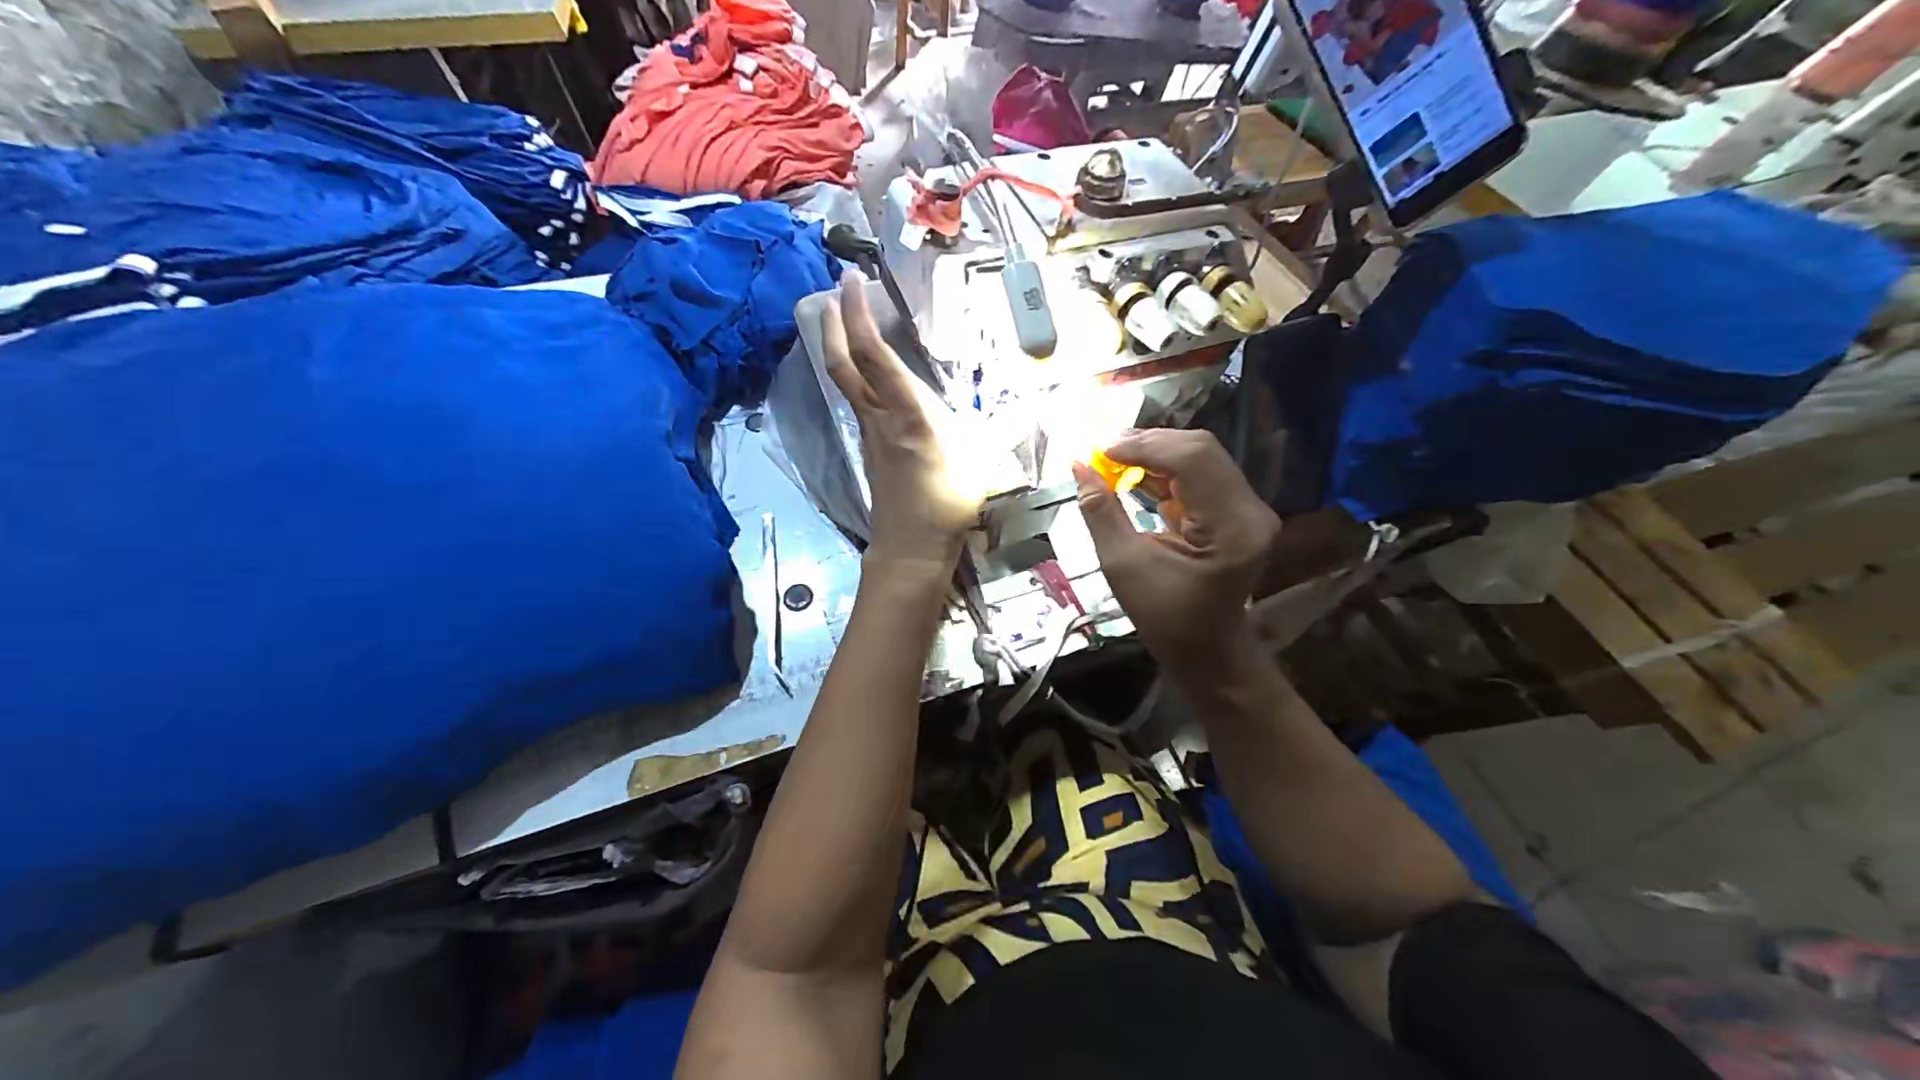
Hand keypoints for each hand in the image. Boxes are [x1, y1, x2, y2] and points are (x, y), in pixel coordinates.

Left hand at [822, 269, 981, 572]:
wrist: (910, 547)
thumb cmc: (948, 504)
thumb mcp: (982, 462)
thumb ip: (1001, 427)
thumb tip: (1037, 405)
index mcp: (907, 415)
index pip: (875, 356)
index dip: (859, 316)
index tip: (851, 280)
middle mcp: (879, 417)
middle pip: (843, 363)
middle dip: (833, 322)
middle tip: (832, 289)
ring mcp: (869, 432)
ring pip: (844, 380)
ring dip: (838, 344)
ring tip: (843, 317)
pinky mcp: (869, 445)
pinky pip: (857, 397)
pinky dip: (854, 371)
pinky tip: (868, 367)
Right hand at [1072, 429, 1280, 680]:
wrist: (1207, 650)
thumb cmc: (1164, 616)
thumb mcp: (1122, 565)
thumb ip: (1101, 511)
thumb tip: (1079, 466)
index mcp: (1231, 528)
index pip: (1193, 461)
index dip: (1144, 447)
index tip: (1100, 452)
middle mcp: (1251, 510)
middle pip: (1200, 450)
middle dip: (1149, 444)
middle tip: (1104, 451)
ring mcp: (1249, 509)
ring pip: (1201, 457)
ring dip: (1156, 454)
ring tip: (1114, 459)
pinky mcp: (1239, 510)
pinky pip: (1201, 475)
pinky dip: (1166, 470)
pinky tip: (1136, 475)